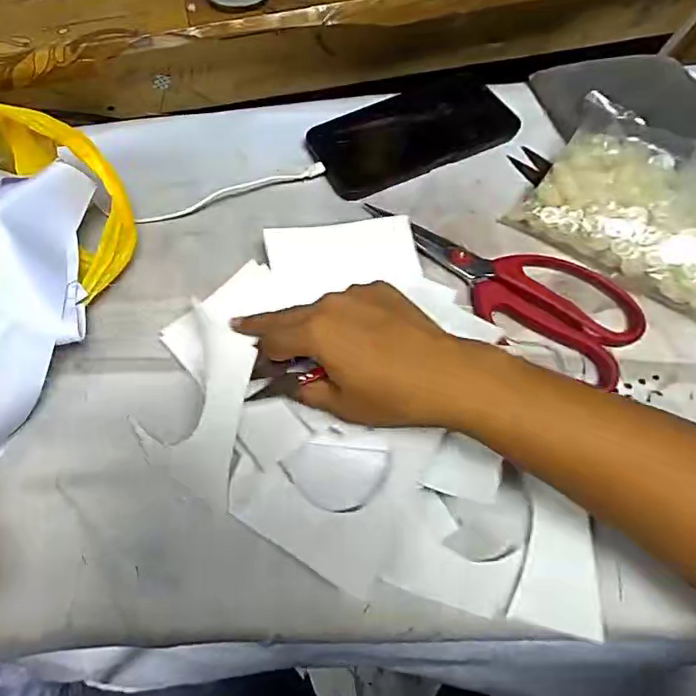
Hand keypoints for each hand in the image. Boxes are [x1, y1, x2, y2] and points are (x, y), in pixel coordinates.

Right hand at [234, 282, 510, 428]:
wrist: (451, 374)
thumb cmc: (393, 396)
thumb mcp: (342, 405)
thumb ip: (306, 389)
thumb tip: (292, 380)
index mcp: (315, 331)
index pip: (273, 337)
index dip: (258, 346)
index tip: (244, 343)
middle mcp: (330, 304)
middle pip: (290, 315)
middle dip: (270, 324)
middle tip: (249, 325)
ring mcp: (357, 293)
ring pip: (321, 307)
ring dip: (312, 322)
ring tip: (318, 341)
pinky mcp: (380, 290)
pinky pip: (351, 301)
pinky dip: (345, 315)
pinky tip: (360, 333)